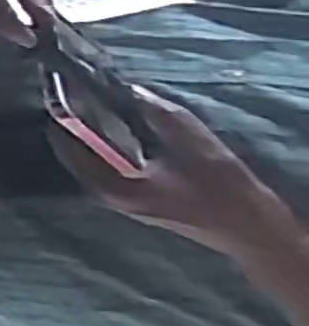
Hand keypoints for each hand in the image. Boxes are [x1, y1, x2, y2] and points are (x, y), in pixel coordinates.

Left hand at [53, 86, 298, 256]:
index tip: (62, 86)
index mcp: (108, 185)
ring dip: (86, 128)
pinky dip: (100, 141)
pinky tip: (111, 124)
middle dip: (72, 117)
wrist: (263, 240)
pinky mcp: (128, 193)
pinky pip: (99, 159)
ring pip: (83, 151)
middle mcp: (100, 190)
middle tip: (75, 90)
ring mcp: (112, 194)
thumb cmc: (231, 200)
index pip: (63, 138)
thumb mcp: (201, 153)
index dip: (62, 110)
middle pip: (69, 143)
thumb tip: (130, 88)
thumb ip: (164, 118)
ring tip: (91, 101)